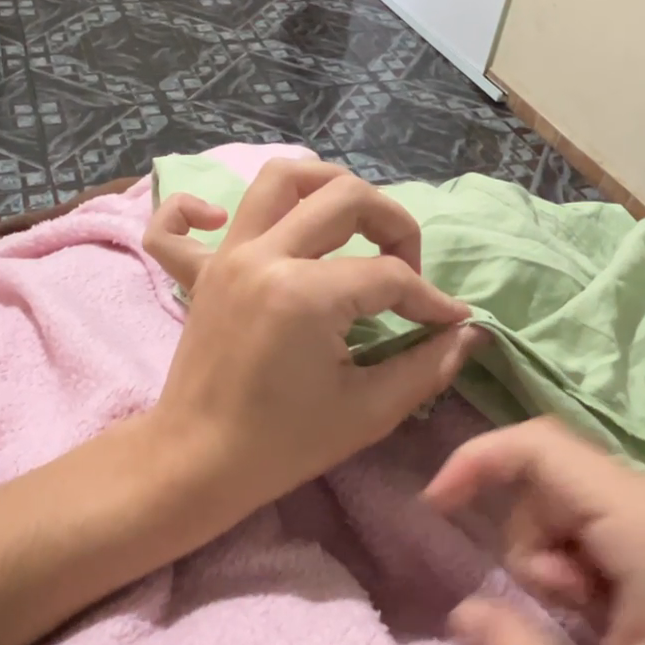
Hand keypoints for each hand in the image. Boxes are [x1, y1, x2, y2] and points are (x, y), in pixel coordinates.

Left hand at [144, 159, 486, 512]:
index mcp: (307, 294)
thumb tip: (466, 332)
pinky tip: (225, 219)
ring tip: (351, 219)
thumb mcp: (368, 412)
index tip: (451, 321)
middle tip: (406, 268)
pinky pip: (177, 224)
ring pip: (277, 179)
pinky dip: (198, 210)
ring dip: (324, 185)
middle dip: (394, 223)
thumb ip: (426, 366)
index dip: (431, 299)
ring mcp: (226, 258)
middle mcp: (264, 257)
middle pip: (345, 197)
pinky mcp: (200, 272)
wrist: (198, 464)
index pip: (390, 275)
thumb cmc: (284, 445)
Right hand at [425, 419, 644, 644]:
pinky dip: (600, 584)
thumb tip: (462, 614)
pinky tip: (635, 644)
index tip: (434, 511)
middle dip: (533, 550)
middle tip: (567, 627)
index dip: (473, 461)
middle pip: (555, 487)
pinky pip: (621, 542)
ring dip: (567, 575)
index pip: (537, 446)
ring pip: (584, 518)